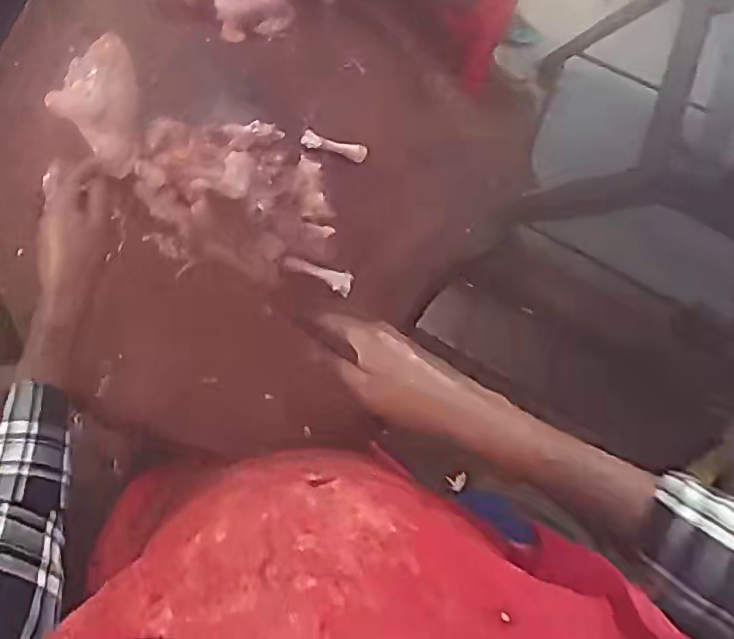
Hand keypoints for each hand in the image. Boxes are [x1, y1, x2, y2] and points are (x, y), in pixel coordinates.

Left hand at [35, 158, 114, 320]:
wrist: (64, 290)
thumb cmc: (85, 255)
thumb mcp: (99, 223)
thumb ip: (100, 196)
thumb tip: (101, 177)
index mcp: (61, 201)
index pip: (76, 173)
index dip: (92, 165)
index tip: (107, 162)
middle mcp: (48, 207)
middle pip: (61, 181)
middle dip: (78, 173)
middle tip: (97, 170)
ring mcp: (44, 222)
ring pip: (58, 195)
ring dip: (74, 188)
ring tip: (92, 189)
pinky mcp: (46, 235)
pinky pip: (58, 208)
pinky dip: (71, 202)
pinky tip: (82, 211)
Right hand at [299, 311, 659, 537]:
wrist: (479, 422)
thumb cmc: (417, 406)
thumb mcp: (360, 390)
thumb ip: (321, 367)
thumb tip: (282, 345)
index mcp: (358, 328)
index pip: (308, 311)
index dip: (282, 314)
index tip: (255, 319)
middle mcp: (371, 325)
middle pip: (323, 319)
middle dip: (296, 325)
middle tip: (267, 340)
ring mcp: (388, 341)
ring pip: (339, 335)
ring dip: (316, 342)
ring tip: (291, 357)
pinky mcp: (400, 359)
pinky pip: (354, 349)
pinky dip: (336, 356)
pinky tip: (329, 374)